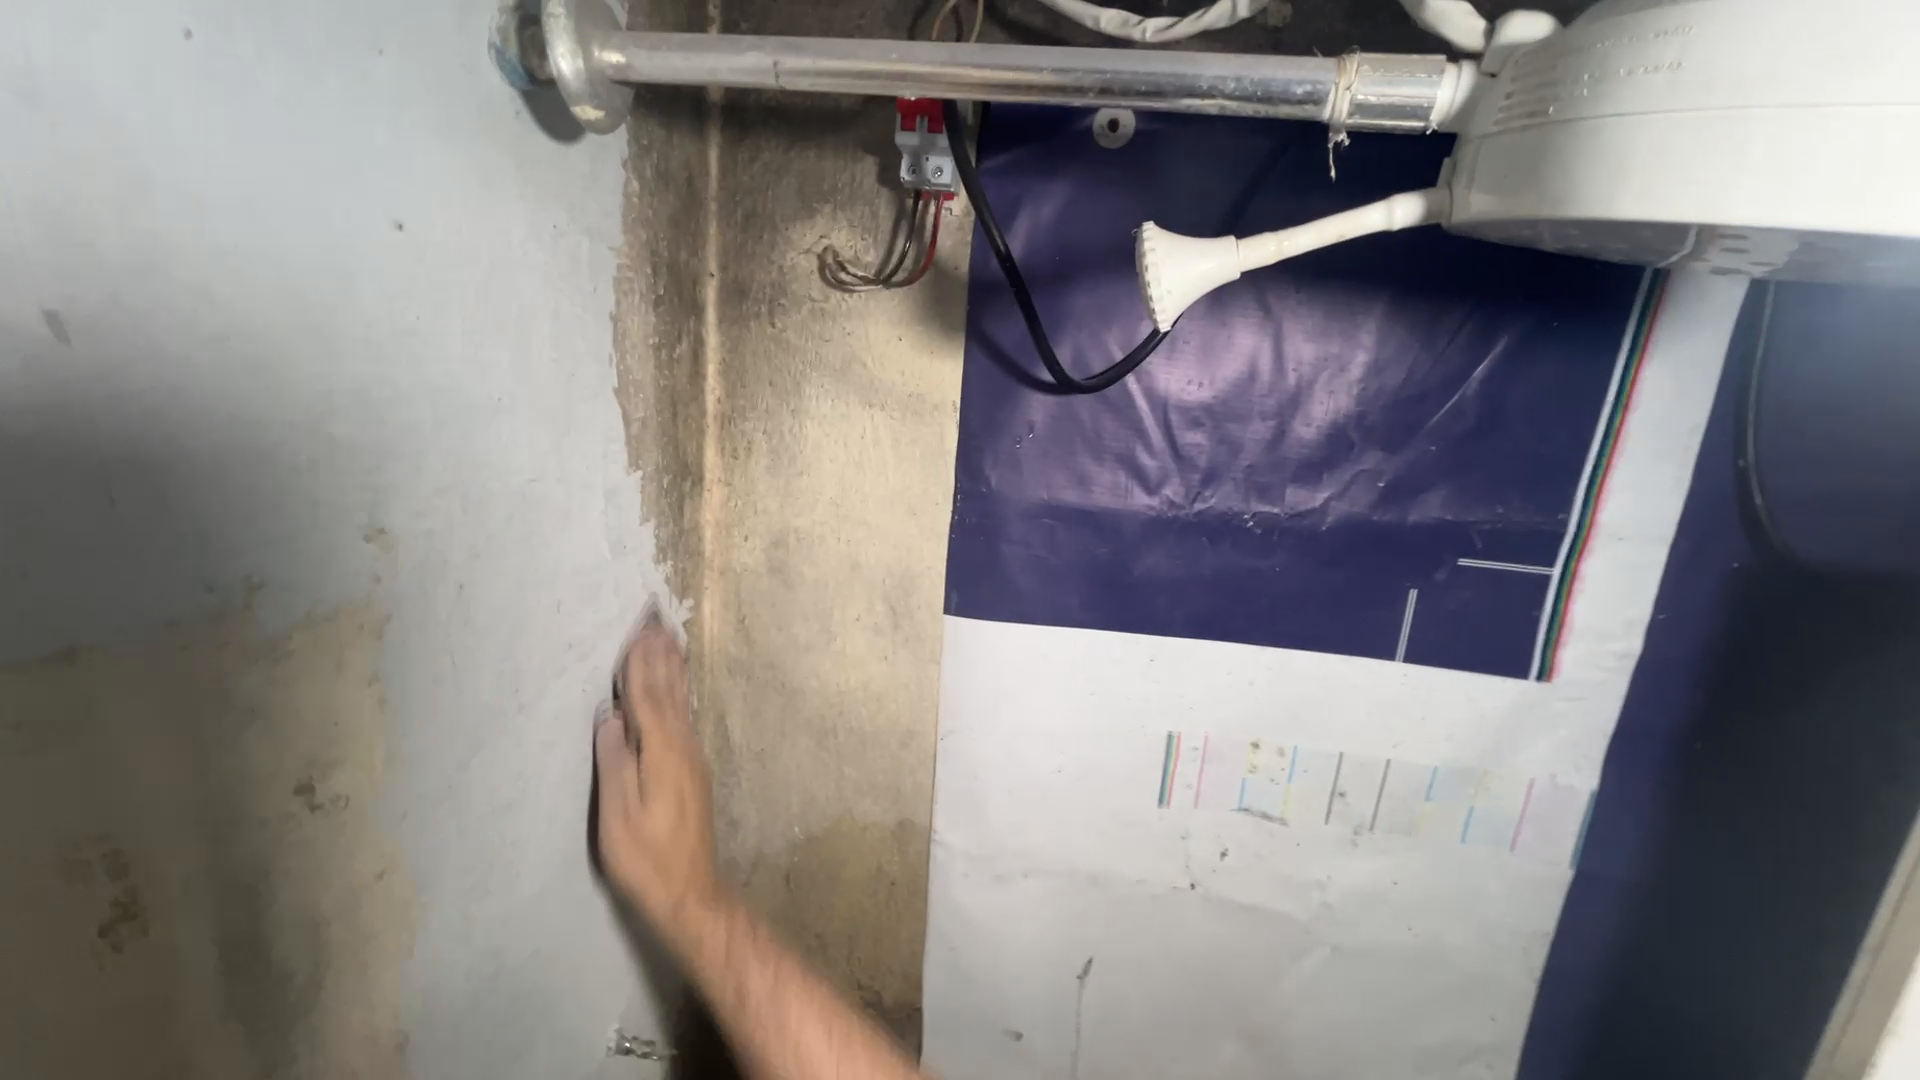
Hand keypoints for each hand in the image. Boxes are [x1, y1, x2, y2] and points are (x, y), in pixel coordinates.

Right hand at [594, 616, 722, 938]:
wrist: (691, 889)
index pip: (647, 696)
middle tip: (657, 618)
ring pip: (680, 701)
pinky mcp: (694, 768)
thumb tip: (609, 717)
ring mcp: (692, 756)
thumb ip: (615, 762)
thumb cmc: (647, 857)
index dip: (641, 663)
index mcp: (662, 751)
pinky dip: (678, 693)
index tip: (639, 629)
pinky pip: (684, 716)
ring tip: (671, 638)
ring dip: (673, 668)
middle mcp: (683, 745)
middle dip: (660, 654)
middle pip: (669, 691)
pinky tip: (678, 688)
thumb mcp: (618, 815)